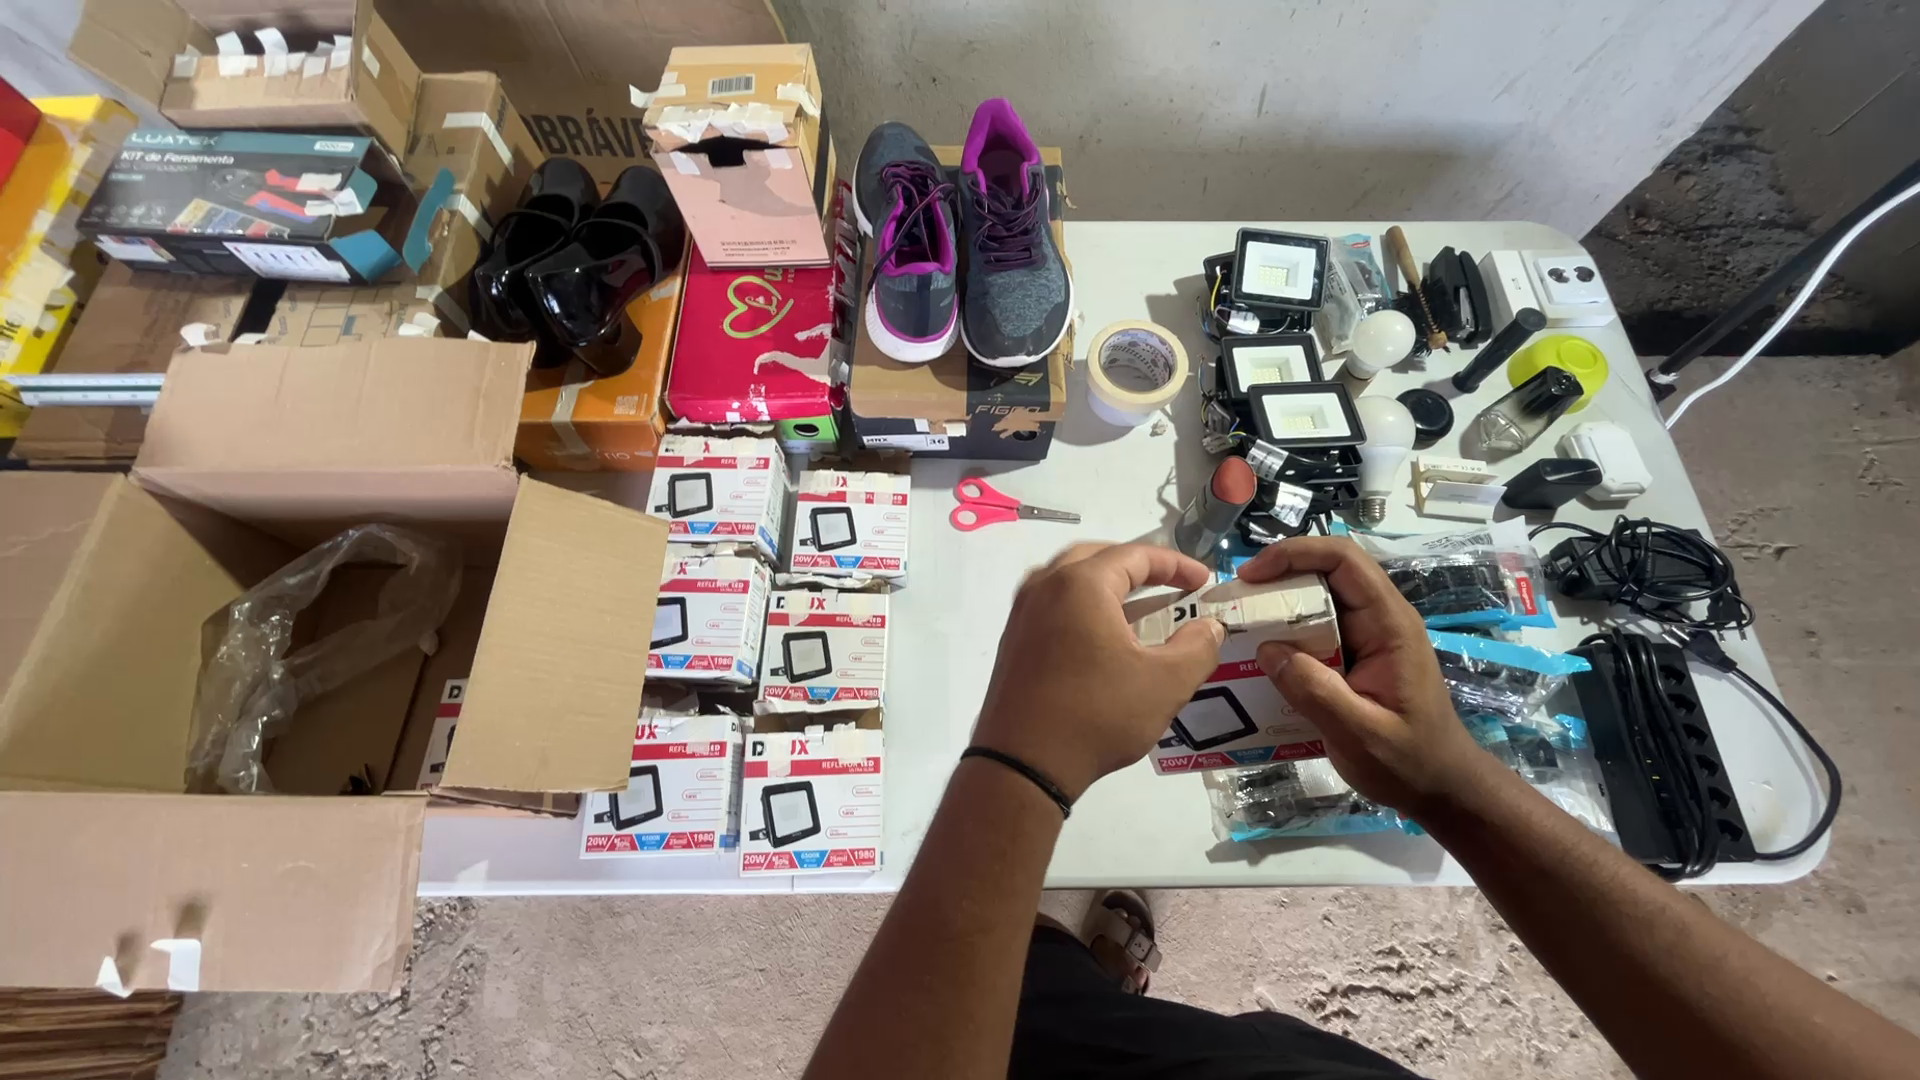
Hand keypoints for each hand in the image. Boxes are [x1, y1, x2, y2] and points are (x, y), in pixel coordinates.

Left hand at [972, 543, 1225, 800]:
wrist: (1021, 763)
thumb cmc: (1096, 715)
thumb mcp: (1164, 683)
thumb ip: (1196, 647)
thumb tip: (1210, 626)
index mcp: (1080, 584)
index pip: (1134, 555)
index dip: (1174, 564)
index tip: (1203, 581)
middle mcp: (1044, 587)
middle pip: (1095, 557)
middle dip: (1136, 566)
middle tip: (1169, 585)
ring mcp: (1021, 613)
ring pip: (1067, 578)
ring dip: (1104, 583)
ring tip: (1135, 605)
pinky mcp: (1012, 641)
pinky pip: (1051, 604)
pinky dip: (1080, 605)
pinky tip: (1099, 636)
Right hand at [1237, 536, 1492, 814]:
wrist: (1440, 788)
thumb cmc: (1409, 761)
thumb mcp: (1361, 733)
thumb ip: (1316, 692)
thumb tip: (1267, 650)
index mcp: (1389, 625)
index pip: (1343, 561)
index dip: (1294, 554)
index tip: (1251, 576)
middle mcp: (1378, 619)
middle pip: (1324, 571)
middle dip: (1276, 578)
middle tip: (1234, 603)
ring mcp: (1365, 635)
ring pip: (1315, 598)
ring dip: (1275, 606)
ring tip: (1237, 625)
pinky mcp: (1351, 653)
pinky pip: (1312, 627)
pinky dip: (1282, 631)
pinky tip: (1257, 654)